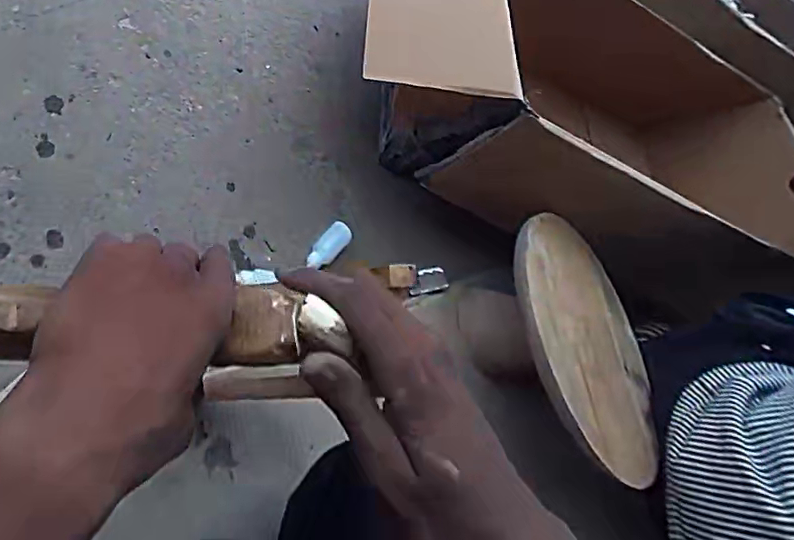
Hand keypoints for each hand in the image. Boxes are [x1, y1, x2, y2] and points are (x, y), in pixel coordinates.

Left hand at [0, 234, 234, 539]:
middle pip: (180, 255)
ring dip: (136, 271)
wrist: (72, 421)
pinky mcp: (97, 258)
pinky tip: (89, 296)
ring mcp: (136, 259)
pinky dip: (102, 267)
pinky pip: (107, 248)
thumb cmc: (137, 429)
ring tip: (114, 305)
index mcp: (210, 307)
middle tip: (149, 312)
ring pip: (144, 249)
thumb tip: (180, 373)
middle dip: (169, 278)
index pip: (219, 267)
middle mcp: (178, 273)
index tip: (193, 298)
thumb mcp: (186, 414)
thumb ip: (191, 375)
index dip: (205, 281)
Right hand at [282, 268, 570, 539]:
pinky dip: (364, 317)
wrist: (507, 531)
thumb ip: (352, 409)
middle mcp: (427, 347)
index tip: (286, 278)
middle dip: (330, 283)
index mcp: (412, 370)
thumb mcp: (389, 475)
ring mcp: (437, 353)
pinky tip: (346, 344)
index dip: (321, 281)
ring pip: (385, 302)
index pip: (360, 302)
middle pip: (373, 291)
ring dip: (347, 298)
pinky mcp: (439, 365)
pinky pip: (395, 322)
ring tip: (310, 318)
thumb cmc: (444, 510)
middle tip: (292, 299)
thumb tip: (312, 356)